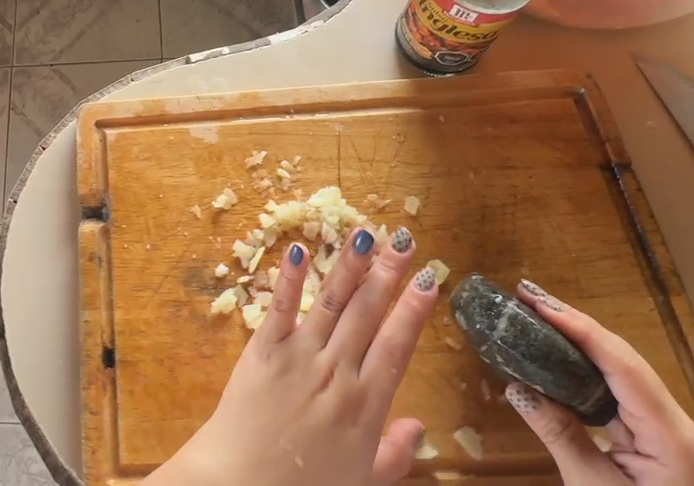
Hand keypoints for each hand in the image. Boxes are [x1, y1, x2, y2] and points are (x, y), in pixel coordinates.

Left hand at [145, 227, 441, 485]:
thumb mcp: (361, 481)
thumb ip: (393, 454)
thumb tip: (419, 426)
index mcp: (364, 405)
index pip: (397, 347)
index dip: (414, 311)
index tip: (430, 279)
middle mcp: (336, 373)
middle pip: (368, 314)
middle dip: (388, 274)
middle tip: (404, 240)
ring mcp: (299, 357)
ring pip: (331, 303)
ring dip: (350, 266)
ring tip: (365, 233)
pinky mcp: (263, 350)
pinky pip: (280, 308)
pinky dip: (291, 279)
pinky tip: (300, 250)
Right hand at [504, 280, 693, 485]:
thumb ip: (560, 436)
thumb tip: (516, 388)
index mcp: (674, 439)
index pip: (623, 365)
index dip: (578, 327)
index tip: (535, 300)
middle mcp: (679, 427)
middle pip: (625, 362)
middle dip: (576, 325)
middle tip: (528, 296)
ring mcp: (670, 434)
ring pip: (622, 374)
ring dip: (579, 343)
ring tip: (537, 314)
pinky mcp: (659, 443)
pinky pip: (620, 395)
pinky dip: (587, 371)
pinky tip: (560, 355)